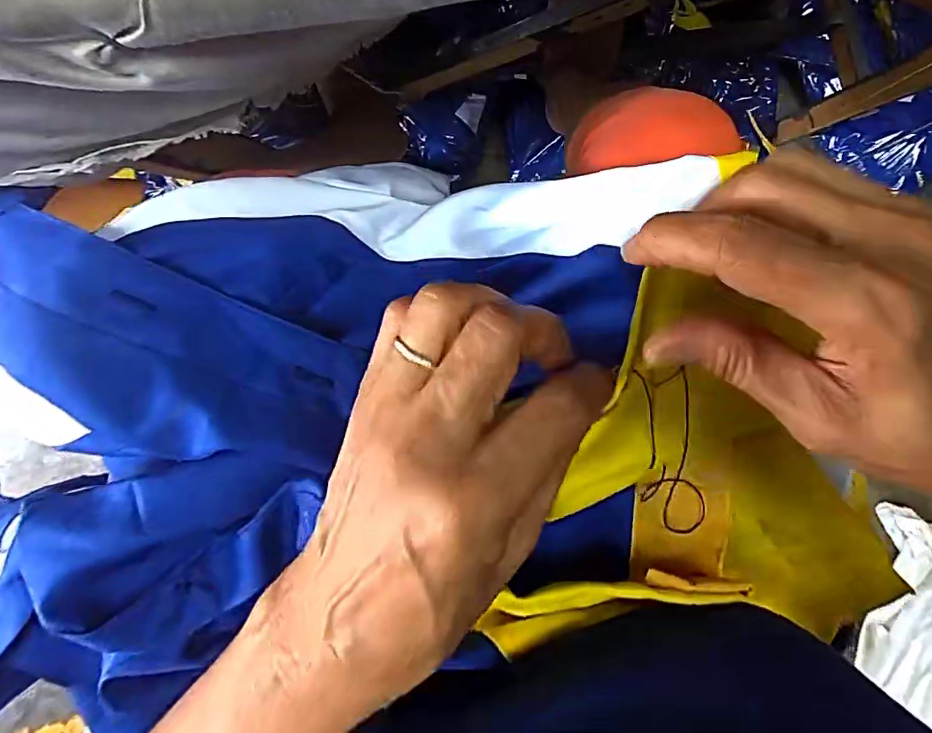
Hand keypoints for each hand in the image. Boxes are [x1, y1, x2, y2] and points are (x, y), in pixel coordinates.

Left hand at [234, 284, 610, 721]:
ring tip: (507, 336)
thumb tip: (584, 391)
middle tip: (552, 355)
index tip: (596, 380)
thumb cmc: (441, 596)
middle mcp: (426, 438)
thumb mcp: (522, 539)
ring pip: (442, 304)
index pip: (558, 401)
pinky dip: (444, 314)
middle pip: (497, 329)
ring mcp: (385, 410)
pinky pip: (400, 317)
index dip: (592, 380)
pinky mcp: (361, 397)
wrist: (335, 626)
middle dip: (545, 327)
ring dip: (491, 305)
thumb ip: (557, 454)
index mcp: (475, 493)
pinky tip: (464, 343)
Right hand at [623, 152, 931, 731]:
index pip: (745, 246)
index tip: (632, 247)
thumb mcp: (828, 421)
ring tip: (718, 235)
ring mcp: (913, 216)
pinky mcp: (924, 213)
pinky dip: (789, 193)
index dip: (677, 239)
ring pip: (802, 168)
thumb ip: (744, 362)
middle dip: (706, 207)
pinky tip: (777, 230)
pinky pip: (836, 180)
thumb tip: (662, 337)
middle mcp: (889, 238)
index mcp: (865, 303)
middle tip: (674, 248)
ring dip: (746, 192)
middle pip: (769, 185)